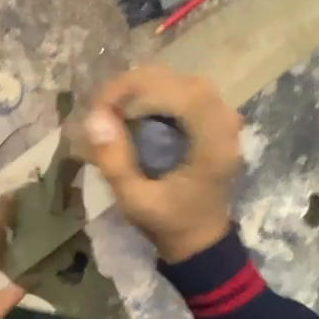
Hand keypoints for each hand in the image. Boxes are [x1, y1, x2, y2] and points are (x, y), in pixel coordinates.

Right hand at [77, 65, 242, 262]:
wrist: (199, 239)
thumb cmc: (169, 223)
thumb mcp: (135, 201)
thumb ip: (115, 161)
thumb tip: (94, 118)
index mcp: (213, 139)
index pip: (173, 89)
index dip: (131, 89)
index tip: (99, 110)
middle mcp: (224, 119)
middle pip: (174, 79)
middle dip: (131, 88)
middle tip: (101, 113)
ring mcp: (222, 115)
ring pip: (176, 81)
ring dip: (140, 90)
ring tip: (113, 113)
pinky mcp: (213, 118)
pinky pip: (181, 92)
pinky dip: (152, 96)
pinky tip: (132, 114)